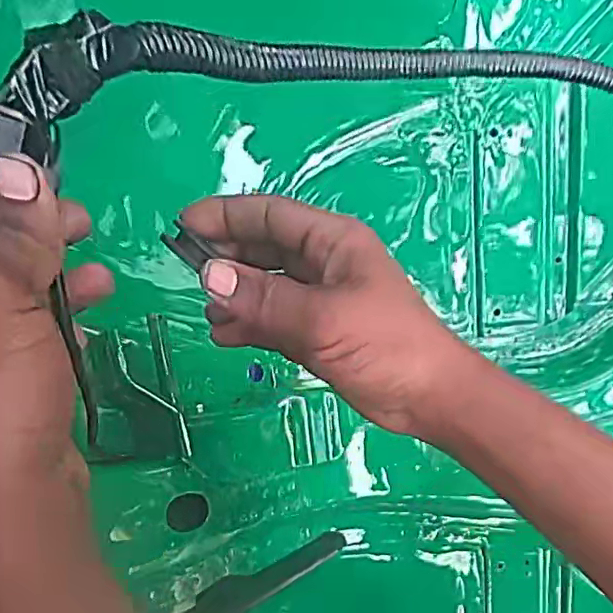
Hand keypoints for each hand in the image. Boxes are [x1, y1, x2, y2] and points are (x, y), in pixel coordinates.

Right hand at [178, 195, 490, 437]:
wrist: (427, 397)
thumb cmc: (387, 346)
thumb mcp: (323, 318)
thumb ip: (266, 299)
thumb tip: (210, 277)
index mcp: (333, 243)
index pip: (271, 215)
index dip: (227, 216)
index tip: (185, 226)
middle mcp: (324, 267)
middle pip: (265, 250)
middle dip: (228, 259)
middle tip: (189, 272)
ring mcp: (321, 302)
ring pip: (268, 289)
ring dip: (237, 298)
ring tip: (210, 314)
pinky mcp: (320, 335)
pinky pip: (276, 322)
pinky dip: (252, 327)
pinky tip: (228, 335)